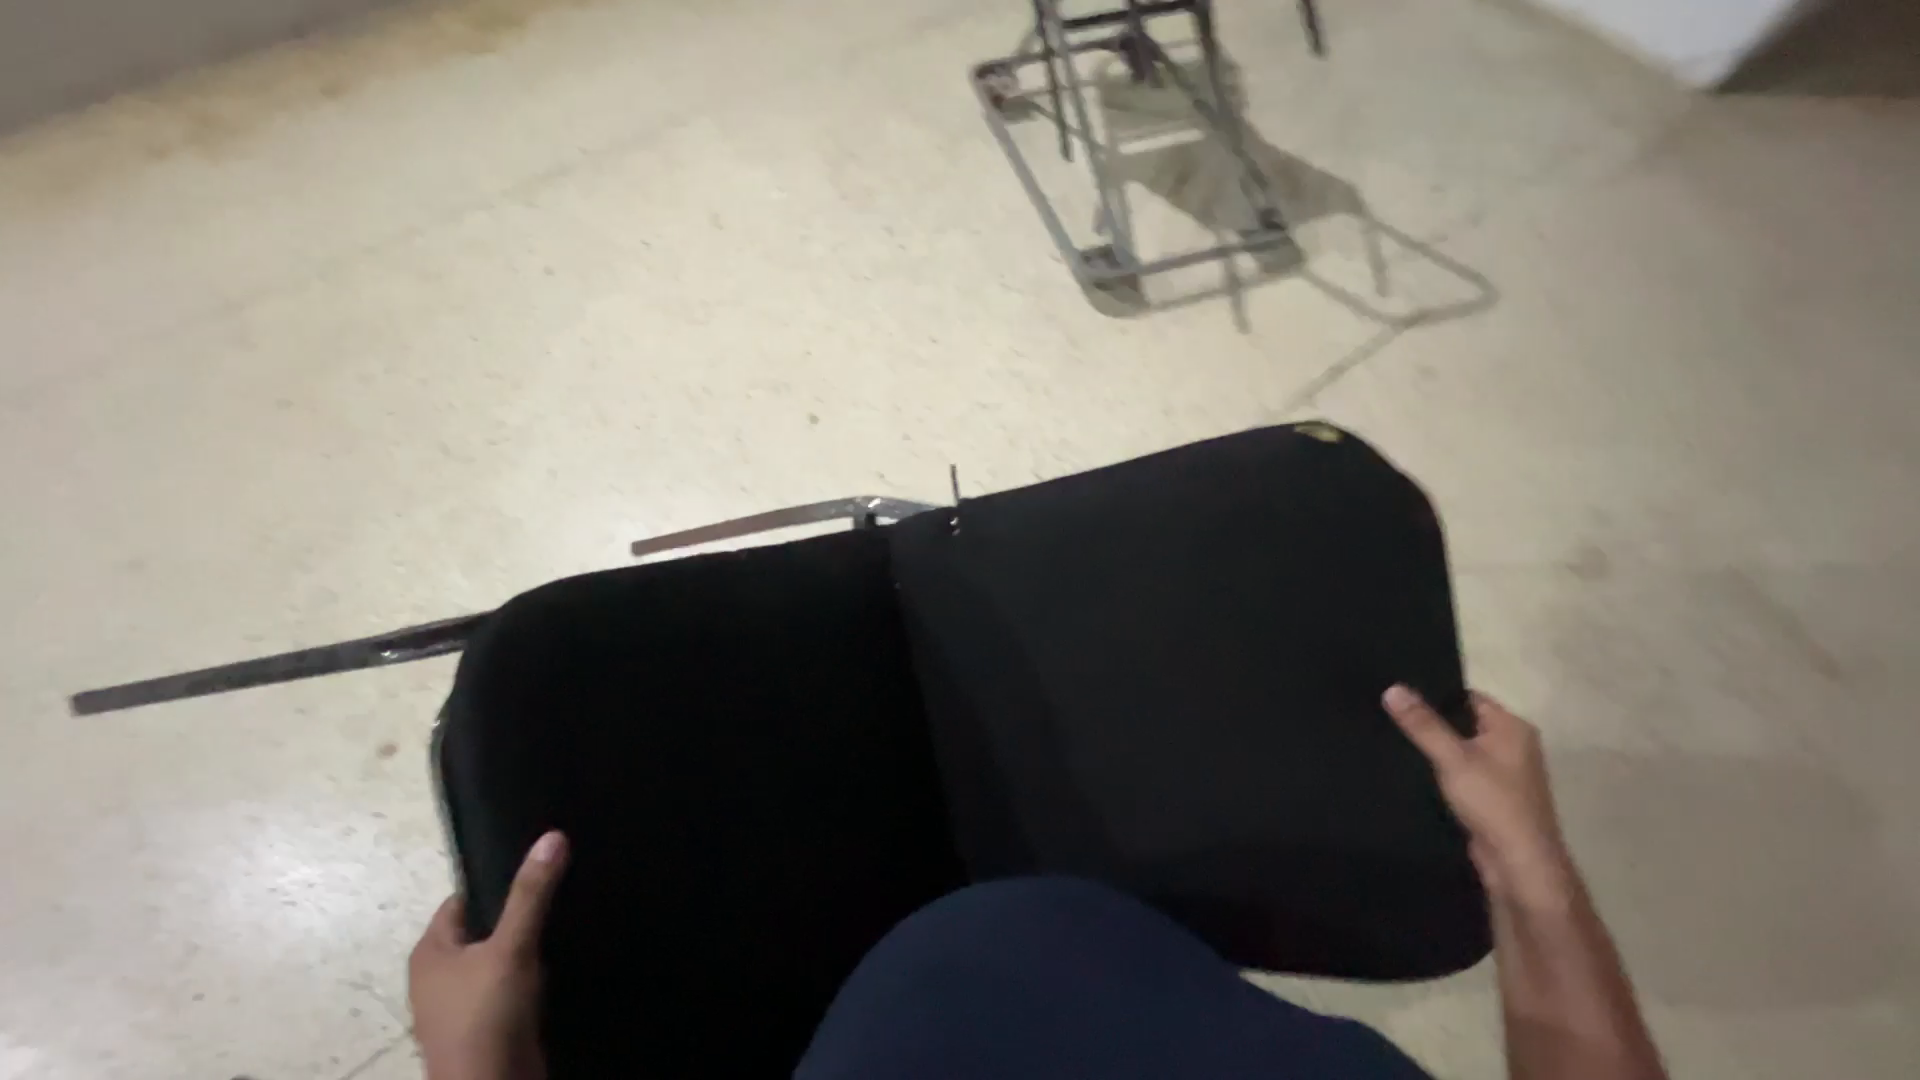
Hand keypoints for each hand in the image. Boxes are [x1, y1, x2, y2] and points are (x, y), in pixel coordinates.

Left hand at [409, 831, 568, 1079]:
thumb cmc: (486, 1015)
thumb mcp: (512, 946)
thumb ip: (531, 893)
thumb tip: (552, 836)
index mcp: (430, 953)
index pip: (463, 899)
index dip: (499, 880)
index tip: (539, 865)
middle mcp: (438, 976)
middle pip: (484, 926)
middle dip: (518, 911)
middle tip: (560, 886)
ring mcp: (461, 1003)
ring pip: (500, 956)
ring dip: (528, 943)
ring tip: (566, 917)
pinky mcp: (487, 1023)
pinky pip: (511, 982)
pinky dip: (532, 971)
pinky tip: (561, 959)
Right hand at [1383, 686, 1576, 907]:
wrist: (1518, 863)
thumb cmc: (1493, 802)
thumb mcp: (1452, 758)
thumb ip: (1422, 724)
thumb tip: (1392, 687)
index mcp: (1512, 728)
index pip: (1467, 696)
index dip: (1433, 692)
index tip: (1396, 691)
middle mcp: (1512, 745)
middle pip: (1461, 721)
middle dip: (1428, 720)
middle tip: (1385, 712)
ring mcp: (1502, 772)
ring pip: (1458, 748)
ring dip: (1432, 747)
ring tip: (1389, 736)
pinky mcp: (1490, 795)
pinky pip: (1459, 770)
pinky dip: (1438, 769)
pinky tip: (1408, 767)